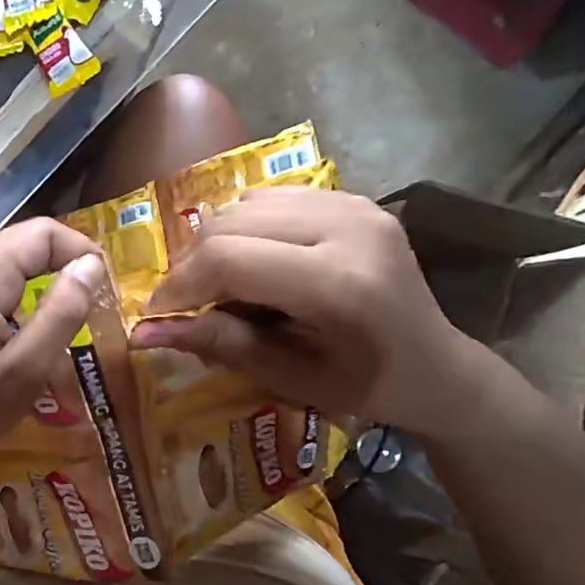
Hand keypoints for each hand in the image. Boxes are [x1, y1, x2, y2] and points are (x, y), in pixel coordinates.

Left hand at [0, 219, 104, 523]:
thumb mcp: (26, 370)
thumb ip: (62, 311)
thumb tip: (91, 264)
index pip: (39, 233)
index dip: (80, 251)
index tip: (104, 286)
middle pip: (19, 245)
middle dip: (59, 269)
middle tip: (88, 310)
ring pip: (3, 262)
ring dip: (36, 285)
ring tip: (56, 326)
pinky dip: (10, 297)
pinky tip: (19, 331)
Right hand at [129, 187, 505, 440]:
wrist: (436, 364)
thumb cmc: (366, 387)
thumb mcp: (292, 379)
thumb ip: (222, 345)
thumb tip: (148, 331)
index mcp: (338, 283)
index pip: (229, 258)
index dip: (180, 284)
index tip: (157, 315)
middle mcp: (348, 227)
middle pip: (231, 223)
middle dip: (191, 264)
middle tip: (182, 304)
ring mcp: (355, 204)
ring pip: (247, 202)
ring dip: (216, 241)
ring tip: (215, 283)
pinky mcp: (354, 198)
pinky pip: (274, 197)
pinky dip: (246, 225)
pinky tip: (252, 259)